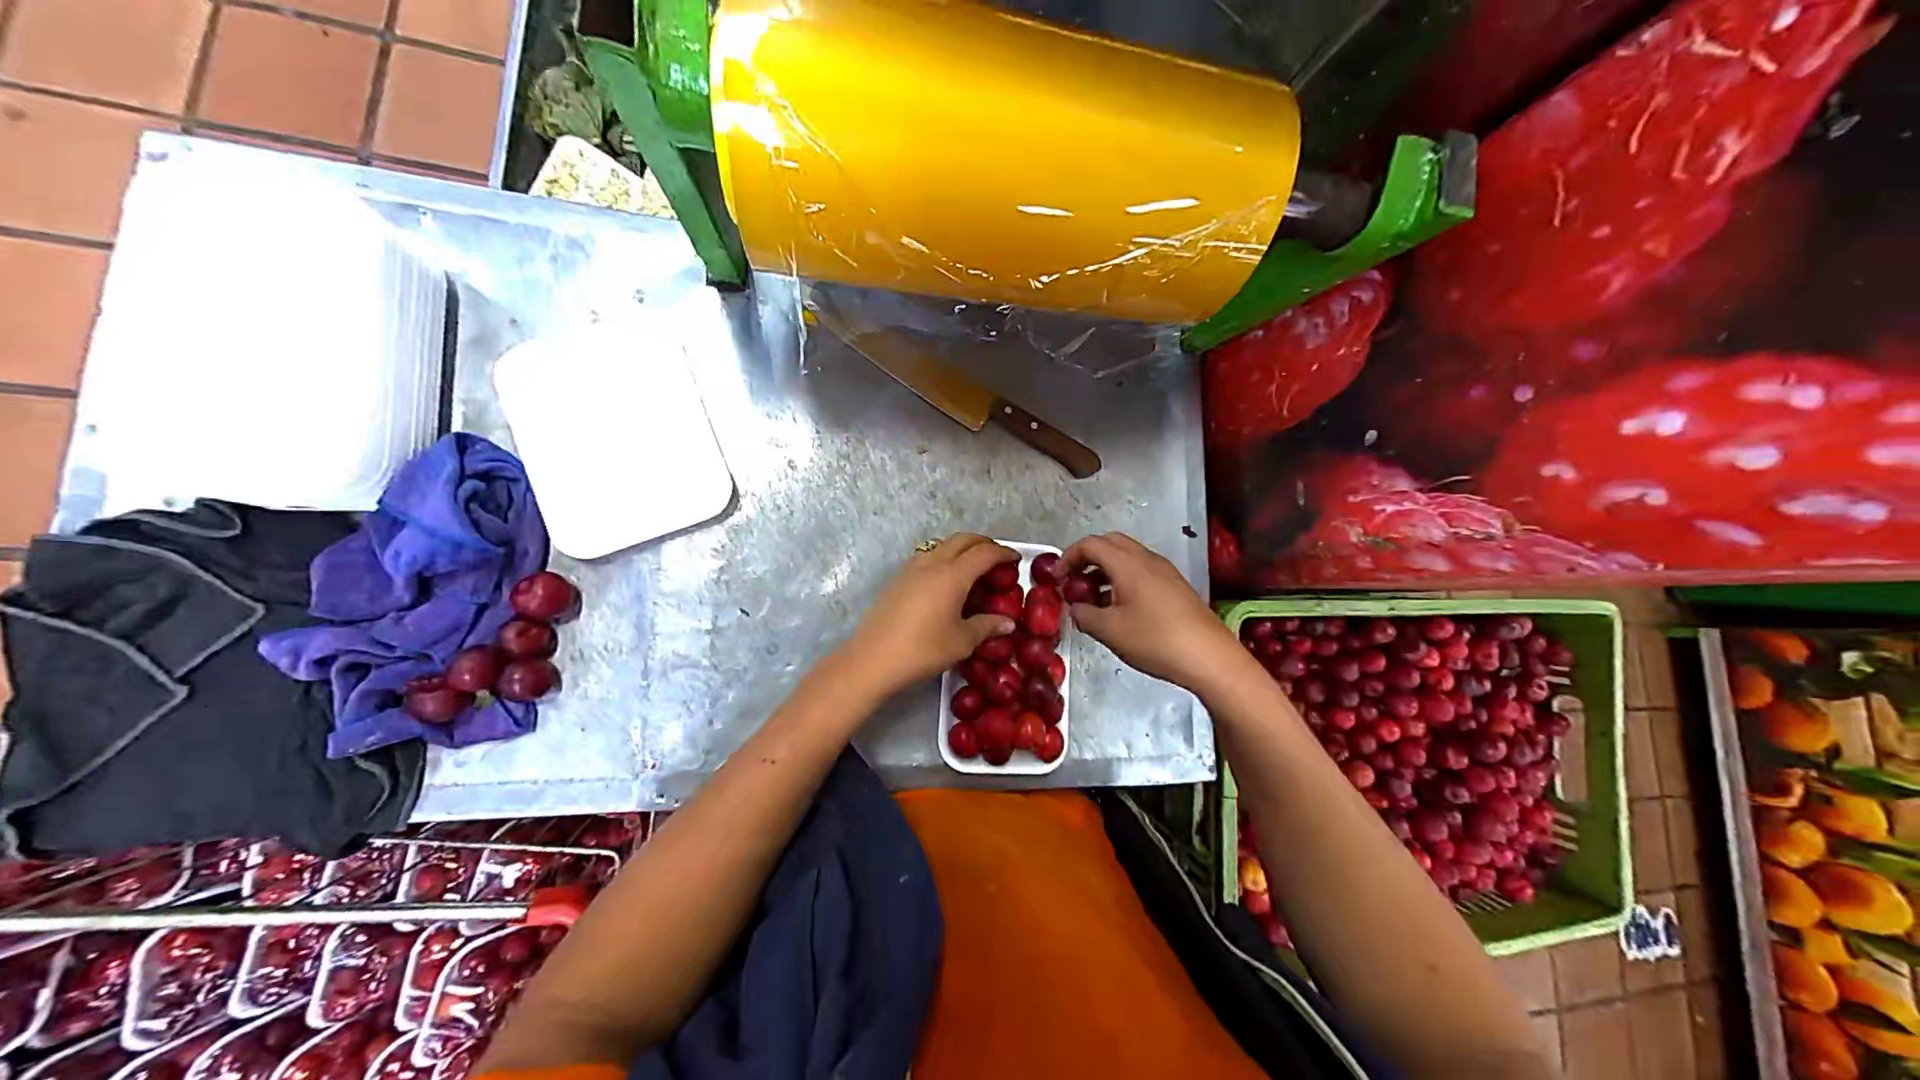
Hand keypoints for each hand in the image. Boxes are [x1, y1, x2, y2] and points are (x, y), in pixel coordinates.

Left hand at [838, 534, 1019, 697]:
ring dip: (961, 549)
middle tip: (997, 558)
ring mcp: (911, 569)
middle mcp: (932, 563)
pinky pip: (927, 558)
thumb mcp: (961, 642)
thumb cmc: (922, 650)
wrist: (872, 659)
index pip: (984, 553)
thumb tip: (1007, 622)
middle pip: (962, 540)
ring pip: (942, 545)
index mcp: (952, 574)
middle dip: (983, 543)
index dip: (1003, 553)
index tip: (1016, 559)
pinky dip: (944, 559)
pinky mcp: (897, 579)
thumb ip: (986, 627)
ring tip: (972, 569)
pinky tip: (946, 582)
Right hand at [1064, 532, 1243, 692]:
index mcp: (1128, 563)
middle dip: (1086, 558)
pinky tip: (1118, 609)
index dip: (1069, 557)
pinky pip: (1140, 572)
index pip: (1090, 544)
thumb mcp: (1110, 631)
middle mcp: (1147, 559)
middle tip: (1073, 582)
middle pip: (1110, 544)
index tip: (1056, 578)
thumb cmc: (1155, 640)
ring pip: (1127, 557)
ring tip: (1091, 599)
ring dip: (1105, 570)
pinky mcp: (1174, 587)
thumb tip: (1076, 608)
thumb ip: (1085, 615)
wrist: (1209, 657)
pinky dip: (1122, 580)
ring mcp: (1164, 572)